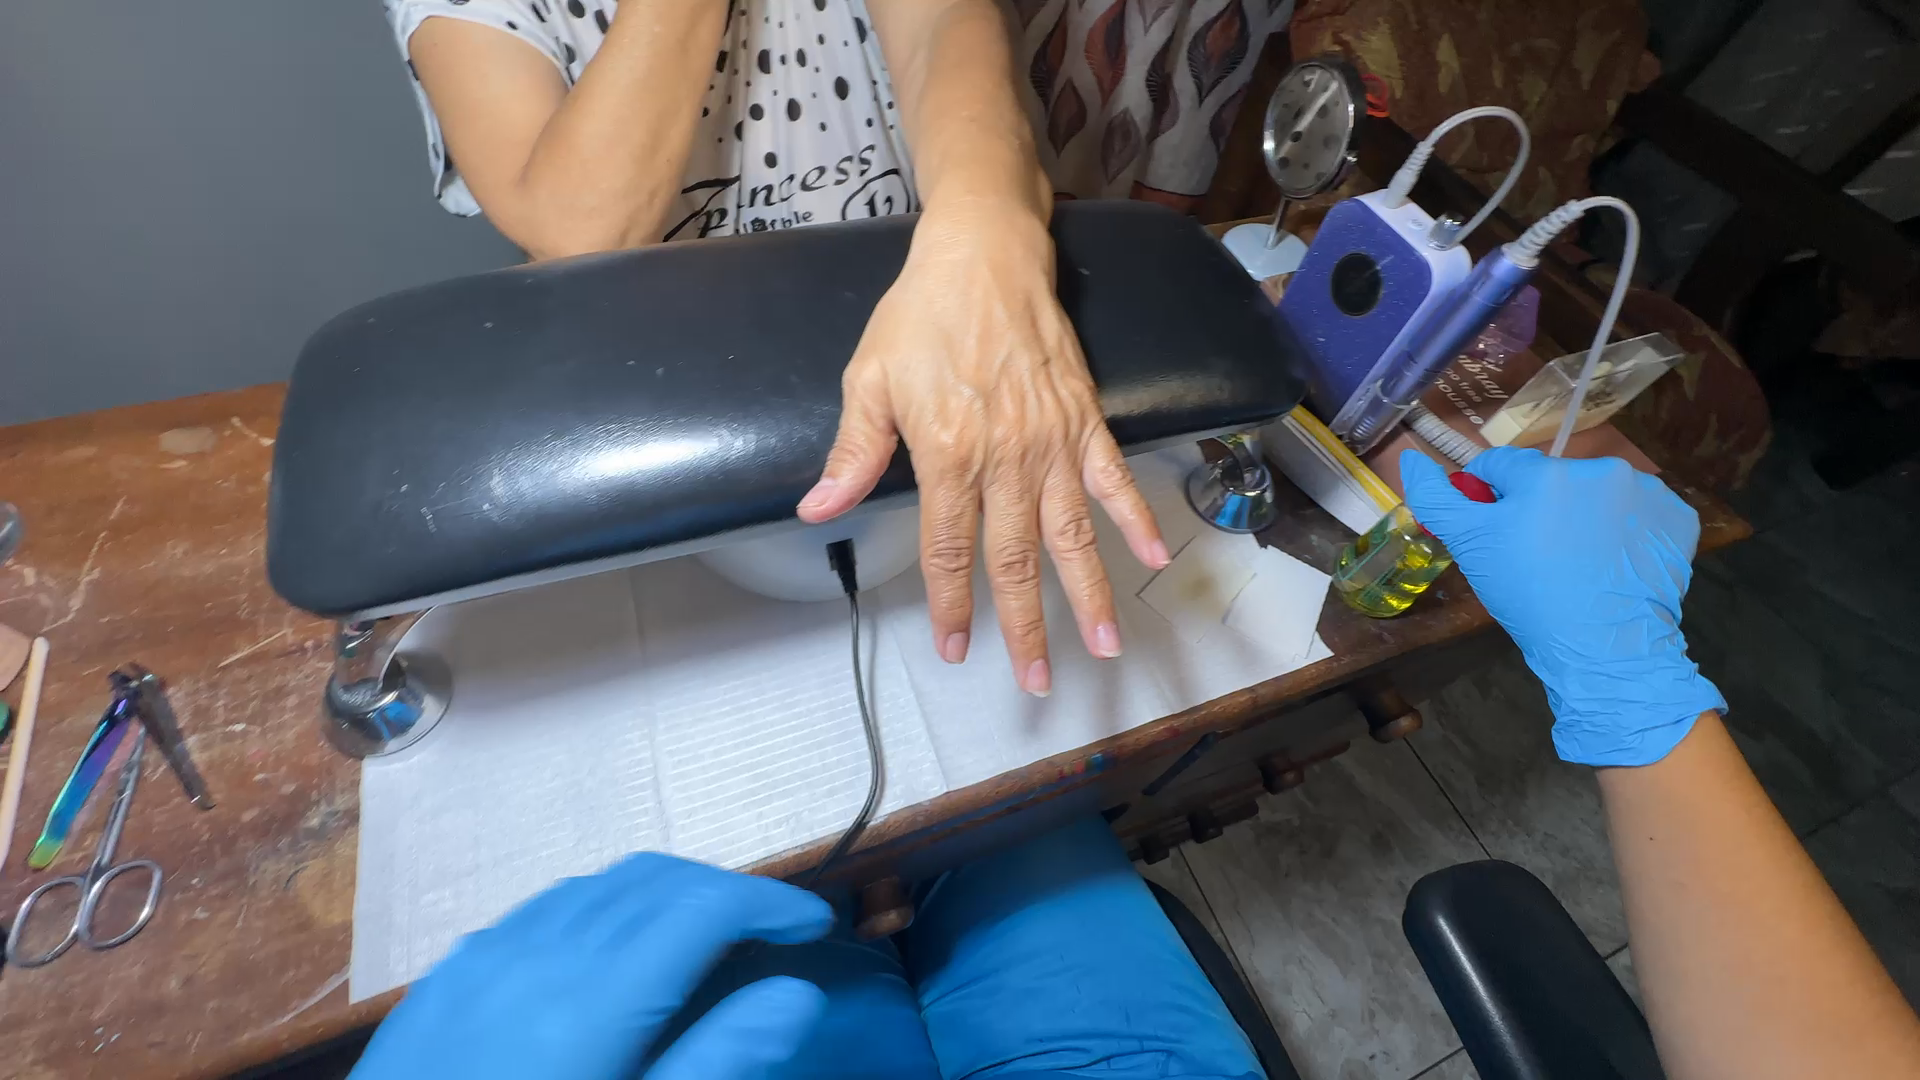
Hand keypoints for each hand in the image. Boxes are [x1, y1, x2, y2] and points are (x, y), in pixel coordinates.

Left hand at [350, 854, 833, 1079]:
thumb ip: (715, 1064)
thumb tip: (799, 992)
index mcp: (591, 1002)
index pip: (706, 905)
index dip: (772, 901)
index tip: (815, 923)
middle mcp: (539, 955)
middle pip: (660, 879)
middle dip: (728, 891)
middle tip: (770, 933)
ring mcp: (483, 959)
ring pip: (604, 882)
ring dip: (669, 892)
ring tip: (703, 935)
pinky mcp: (444, 979)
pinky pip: (547, 907)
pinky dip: (607, 905)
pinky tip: (609, 951)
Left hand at [796, 205, 1168, 695]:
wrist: (984, 255)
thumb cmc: (921, 316)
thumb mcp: (869, 379)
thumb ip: (852, 454)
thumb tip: (818, 510)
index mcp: (947, 455)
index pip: (947, 550)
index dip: (952, 605)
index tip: (958, 650)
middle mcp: (1005, 460)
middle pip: (1015, 559)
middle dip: (1025, 625)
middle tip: (1038, 681)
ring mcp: (1052, 442)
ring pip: (1071, 533)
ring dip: (1088, 593)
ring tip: (1103, 645)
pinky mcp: (1085, 419)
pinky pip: (1113, 478)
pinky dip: (1135, 518)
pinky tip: (1154, 557)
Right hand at [1401, 447, 1724, 766]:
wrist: (1603, 645)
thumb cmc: (1525, 590)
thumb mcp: (1467, 544)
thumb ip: (1434, 497)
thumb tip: (1409, 458)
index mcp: (1545, 473)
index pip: (1496, 464)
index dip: (1481, 496)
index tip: (1485, 533)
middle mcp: (1601, 470)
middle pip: (1544, 478)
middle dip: (1529, 506)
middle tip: (1524, 551)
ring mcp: (1647, 493)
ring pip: (1586, 493)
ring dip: (1572, 514)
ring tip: (1567, 558)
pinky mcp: (1678, 519)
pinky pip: (1630, 511)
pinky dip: (1614, 528)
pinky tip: (1603, 560)